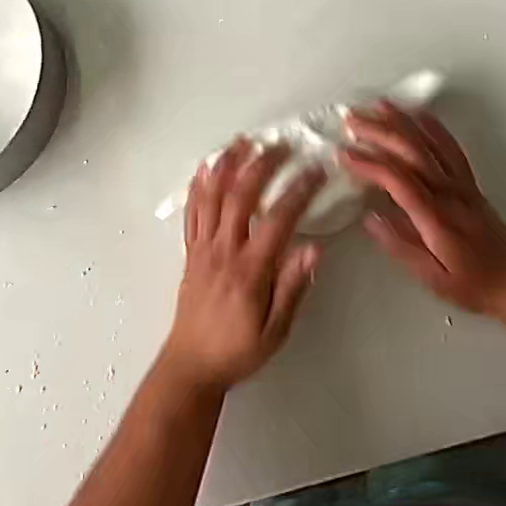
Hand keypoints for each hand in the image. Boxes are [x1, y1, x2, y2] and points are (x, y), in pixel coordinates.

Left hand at [163, 140, 325, 393]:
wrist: (192, 363)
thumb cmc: (239, 350)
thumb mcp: (276, 330)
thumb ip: (292, 288)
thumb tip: (314, 249)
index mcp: (249, 271)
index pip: (277, 221)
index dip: (297, 192)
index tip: (316, 171)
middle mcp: (222, 252)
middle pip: (240, 198)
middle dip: (260, 167)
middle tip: (279, 145)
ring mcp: (202, 249)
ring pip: (211, 198)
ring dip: (225, 167)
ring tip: (240, 142)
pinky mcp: (189, 253)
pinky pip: (192, 214)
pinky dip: (198, 188)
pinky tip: (204, 169)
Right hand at [339, 103, 505, 314]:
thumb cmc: (473, 284)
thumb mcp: (431, 277)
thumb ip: (400, 246)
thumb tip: (370, 219)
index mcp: (436, 217)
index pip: (398, 180)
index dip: (369, 163)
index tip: (344, 154)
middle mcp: (450, 194)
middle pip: (412, 152)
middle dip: (380, 131)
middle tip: (352, 120)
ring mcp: (462, 187)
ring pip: (431, 145)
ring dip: (404, 122)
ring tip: (379, 106)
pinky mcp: (470, 186)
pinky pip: (452, 150)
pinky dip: (435, 129)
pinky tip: (421, 117)